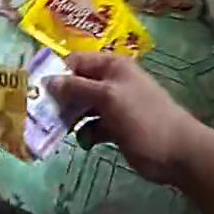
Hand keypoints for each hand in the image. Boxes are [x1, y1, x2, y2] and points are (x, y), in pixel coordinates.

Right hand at [48, 53, 208, 183]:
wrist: (177, 153)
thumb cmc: (143, 118)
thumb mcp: (108, 98)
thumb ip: (77, 88)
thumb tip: (48, 81)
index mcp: (112, 66)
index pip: (76, 61)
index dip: (56, 72)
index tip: (36, 87)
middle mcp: (111, 81)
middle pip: (76, 84)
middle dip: (60, 97)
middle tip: (41, 112)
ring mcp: (113, 105)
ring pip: (81, 106)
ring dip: (69, 116)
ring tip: (56, 128)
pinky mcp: (115, 127)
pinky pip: (91, 125)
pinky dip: (85, 132)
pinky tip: (84, 141)